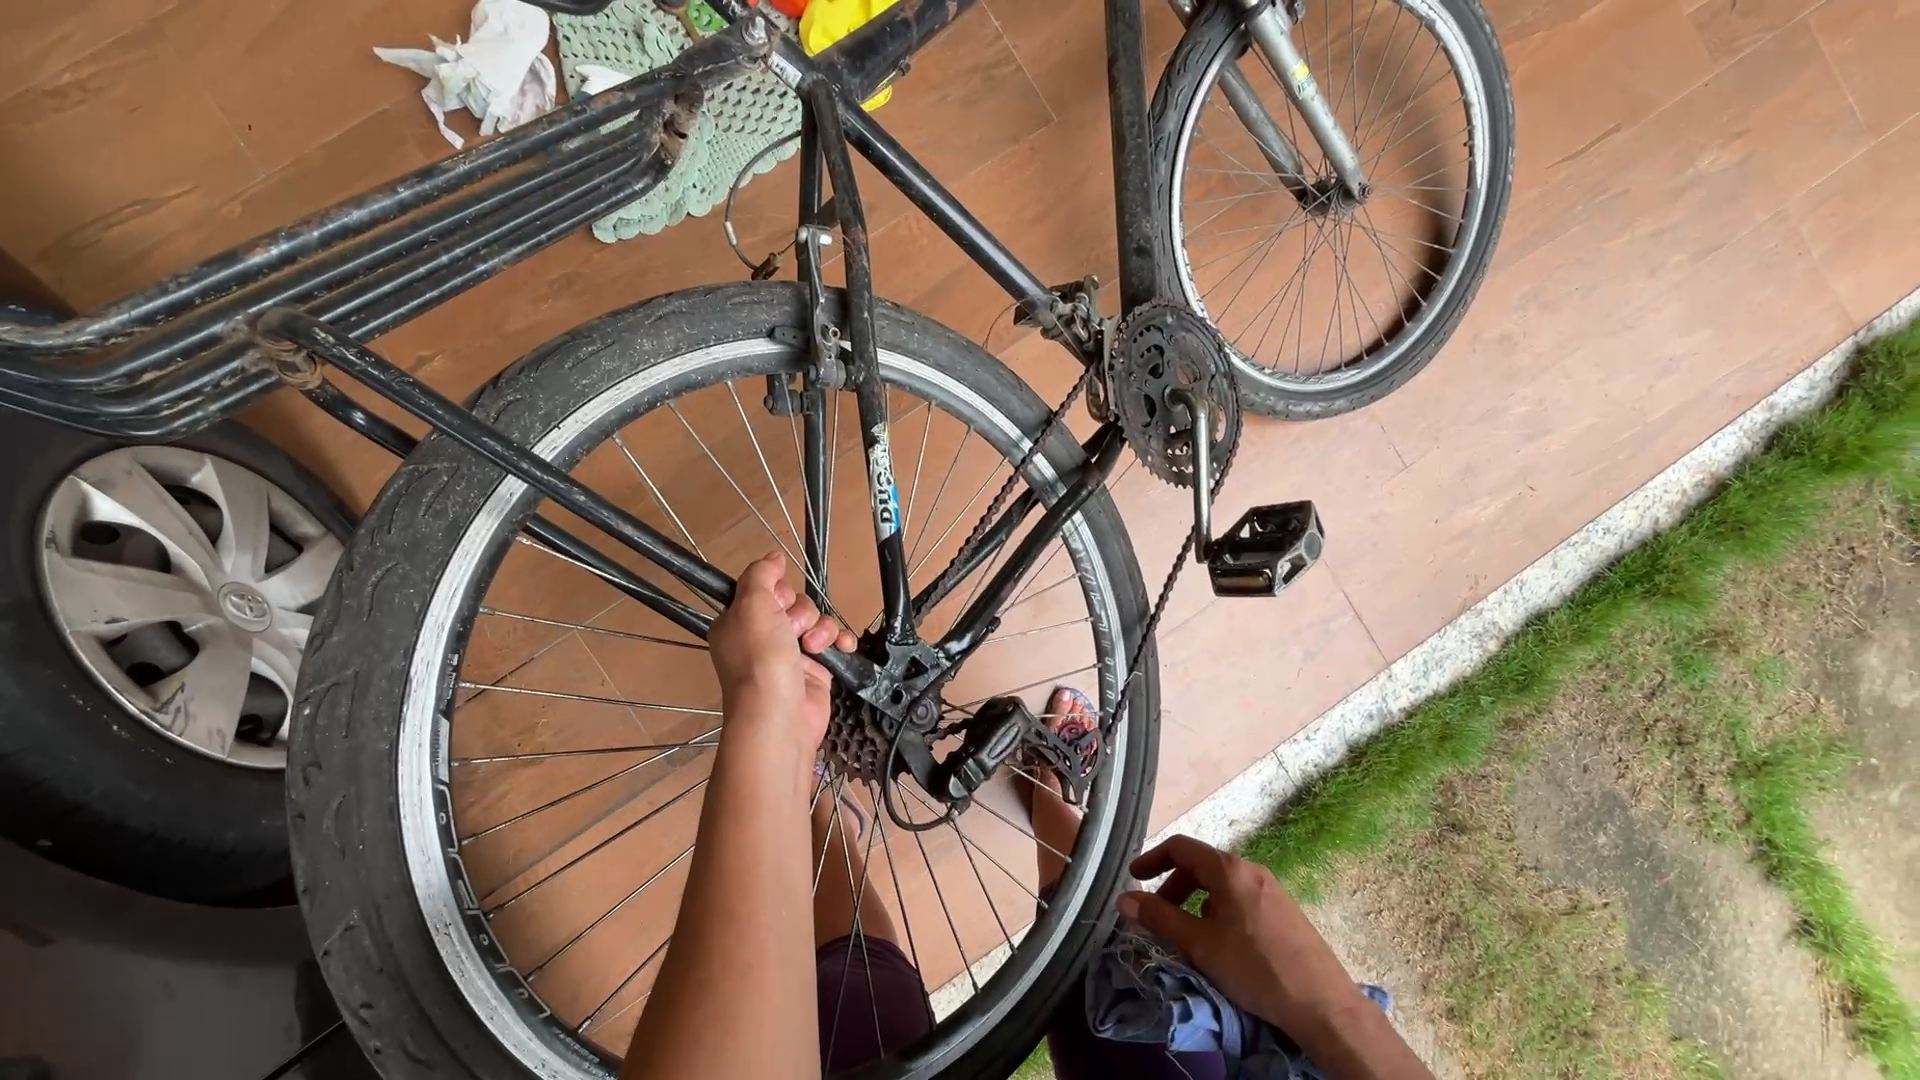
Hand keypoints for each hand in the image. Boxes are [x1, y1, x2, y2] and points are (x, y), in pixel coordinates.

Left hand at [708, 552, 854, 749]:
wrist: (780, 716)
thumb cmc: (760, 661)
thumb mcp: (752, 606)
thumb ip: (761, 575)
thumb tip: (774, 557)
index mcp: (740, 622)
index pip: (765, 590)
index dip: (777, 593)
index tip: (776, 605)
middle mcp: (763, 636)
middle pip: (795, 603)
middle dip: (801, 613)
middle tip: (792, 632)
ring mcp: (790, 653)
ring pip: (817, 620)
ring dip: (821, 628)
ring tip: (813, 646)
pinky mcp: (815, 668)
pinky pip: (833, 643)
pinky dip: (840, 642)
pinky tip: (841, 648)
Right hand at [1118, 835, 1369, 1035]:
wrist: (1323, 1005)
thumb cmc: (1255, 968)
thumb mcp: (1199, 945)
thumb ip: (1159, 918)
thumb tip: (1123, 899)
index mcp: (1229, 870)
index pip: (1181, 847)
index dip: (1152, 859)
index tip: (1133, 877)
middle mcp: (1251, 870)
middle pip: (1201, 865)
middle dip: (1173, 886)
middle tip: (1157, 913)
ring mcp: (1272, 890)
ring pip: (1222, 885)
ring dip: (1195, 901)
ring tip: (1188, 934)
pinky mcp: (1285, 912)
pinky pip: (1240, 899)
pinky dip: (1218, 911)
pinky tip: (1222, 944)